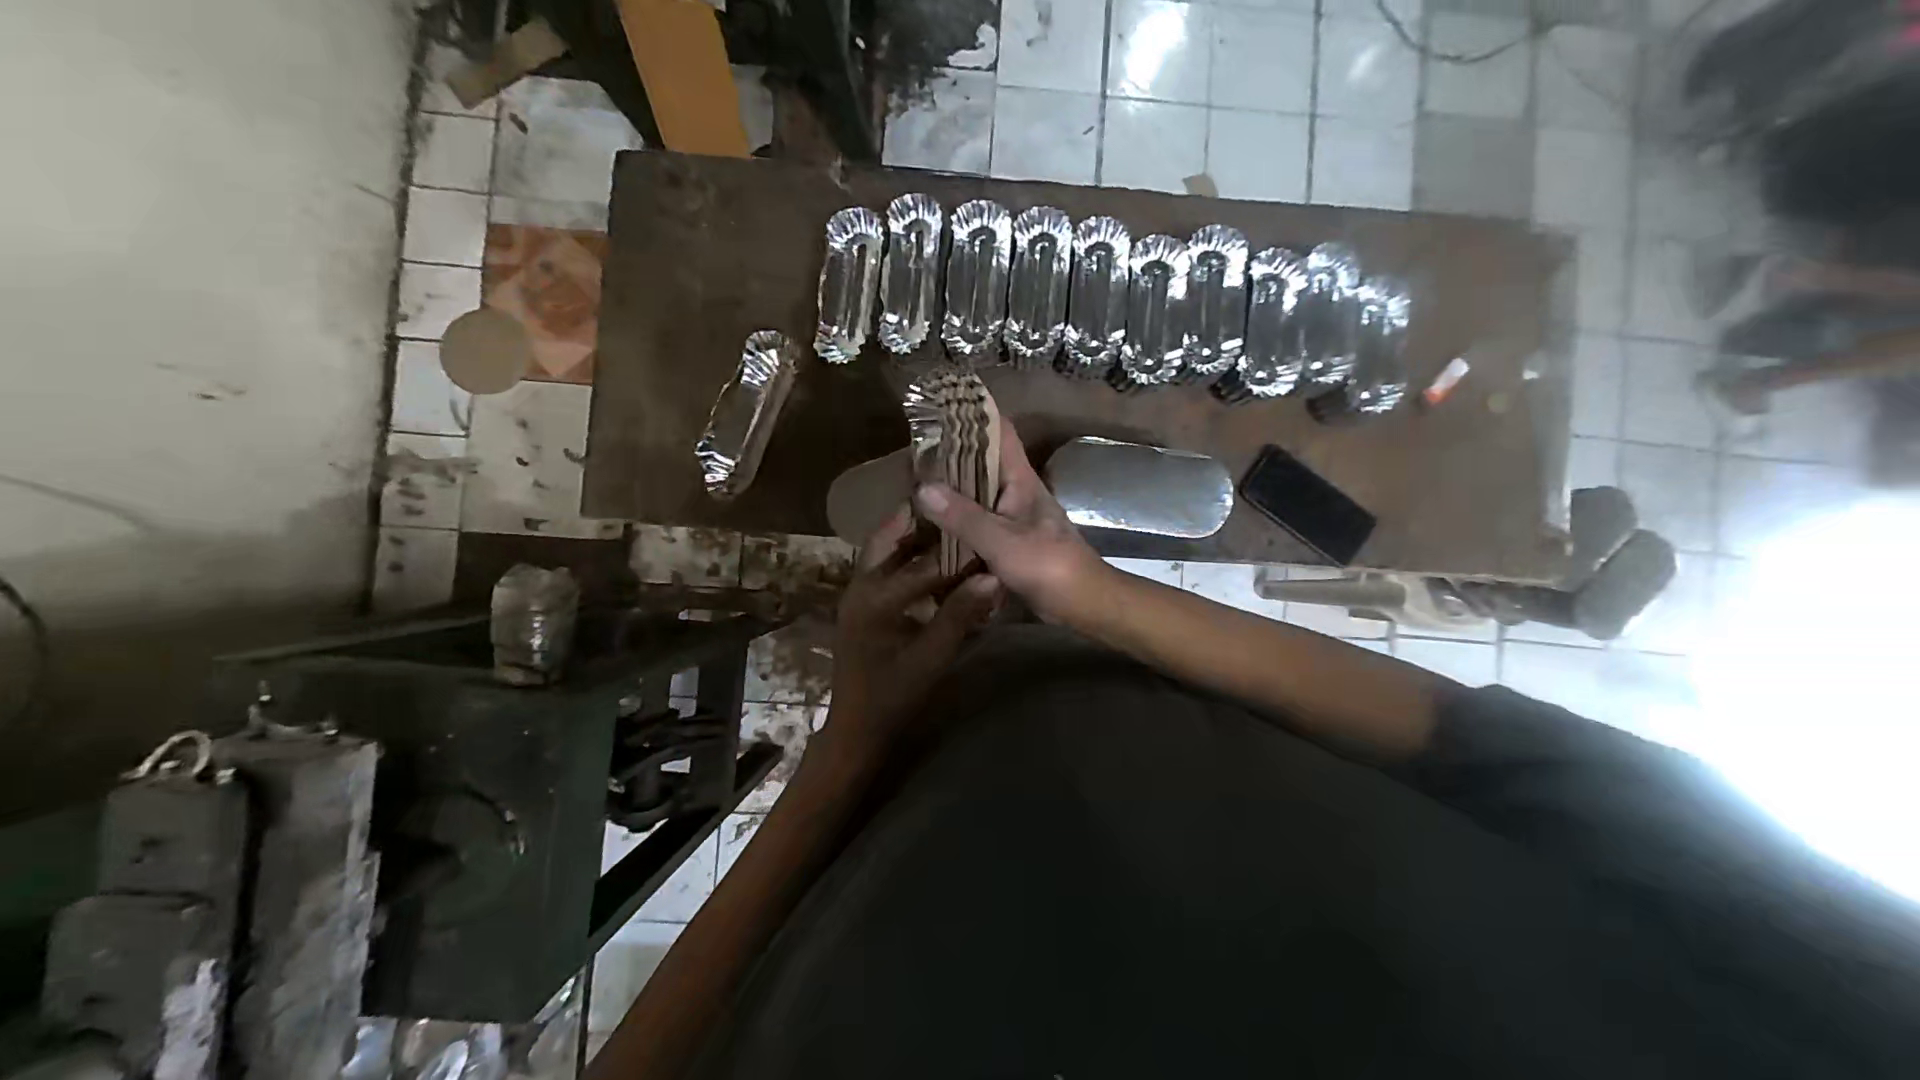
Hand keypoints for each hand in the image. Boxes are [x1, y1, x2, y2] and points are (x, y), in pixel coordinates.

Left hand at [826, 505, 1001, 751]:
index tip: (985, 527)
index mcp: (875, 599)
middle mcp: (860, 586)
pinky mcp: (860, 603)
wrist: (856, 726)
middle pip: (889, 537)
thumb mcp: (930, 659)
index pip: (924, 562)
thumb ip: (958, 615)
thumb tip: (992, 574)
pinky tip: (932, 553)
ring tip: (948, 517)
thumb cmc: (893, 696)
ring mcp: (856, 593)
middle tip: (956, 498)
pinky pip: (882, 565)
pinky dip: (905, 553)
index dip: (958, 547)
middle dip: (922, 519)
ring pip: (883, 548)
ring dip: (912, 533)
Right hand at [913, 416, 1108, 624]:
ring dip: (951, 487)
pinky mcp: (1009, 540)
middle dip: (951, 453)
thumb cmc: (1048, 565)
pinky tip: (932, 523)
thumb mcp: (1001, 540)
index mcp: (1020, 478)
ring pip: (977, 491)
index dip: (975, 412)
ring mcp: (1013, 516)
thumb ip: (963, 516)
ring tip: (914, 482)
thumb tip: (922, 488)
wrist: (1081, 602)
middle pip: (982, 460)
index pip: (1000, 431)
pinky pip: (977, 520)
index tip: (942, 403)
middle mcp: (1016, 490)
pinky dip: (956, 517)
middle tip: (912, 451)